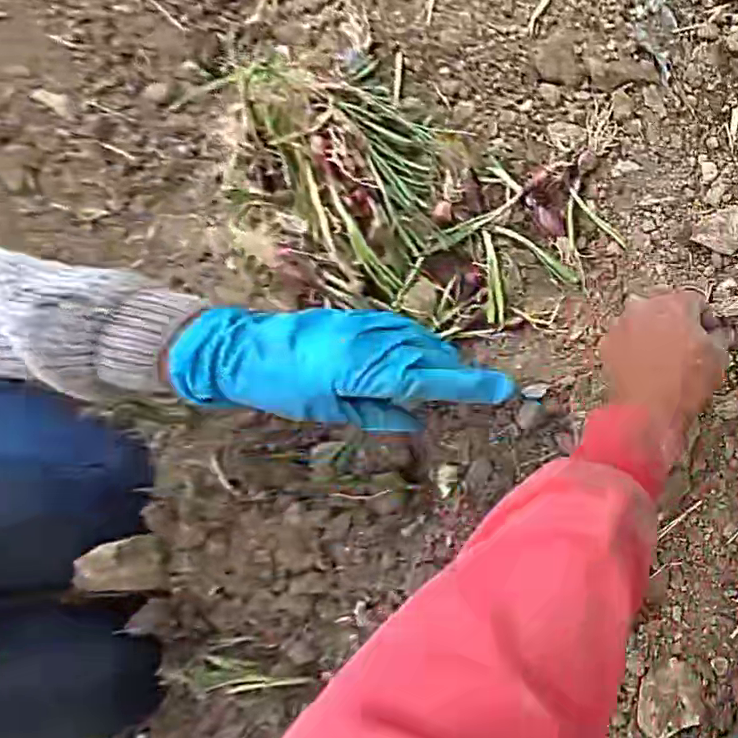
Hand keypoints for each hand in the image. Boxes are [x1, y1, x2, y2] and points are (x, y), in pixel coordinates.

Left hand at [167, 308, 516, 431]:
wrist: (232, 346)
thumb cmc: (279, 386)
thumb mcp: (328, 410)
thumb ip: (380, 414)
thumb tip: (417, 420)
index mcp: (372, 371)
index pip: (436, 380)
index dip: (473, 387)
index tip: (505, 390)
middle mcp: (381, 344)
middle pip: (439, 362)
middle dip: (452, 378)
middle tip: (455, 394)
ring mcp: (377, 326)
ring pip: (428, 347)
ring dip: (434, 364)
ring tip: (419, 380)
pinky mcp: (369, 317)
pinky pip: (410, 334)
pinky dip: (417, 349)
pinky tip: (403, 360)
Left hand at [598, 289, 727, 448]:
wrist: (649, 412)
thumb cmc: (685, 384)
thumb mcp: (719, 357)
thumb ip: (721, 336)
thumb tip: (721, 332)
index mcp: (675, 305)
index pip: (696, 300)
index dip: (707, 319)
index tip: (710, 334)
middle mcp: (645, 308)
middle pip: (667, 306)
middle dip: (679, 322)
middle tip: (689, 345)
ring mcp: (623, 325)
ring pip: (646, 320)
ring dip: (657, 332)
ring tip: (668, 358)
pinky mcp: (609, 344)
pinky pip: (628, 337)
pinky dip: (638, 346)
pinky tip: (651, 366)